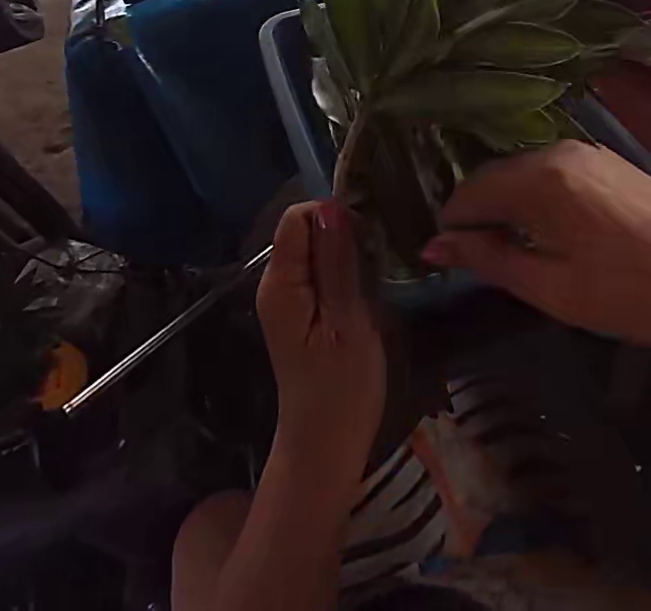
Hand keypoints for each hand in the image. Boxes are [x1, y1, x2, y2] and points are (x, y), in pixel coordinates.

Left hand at [256, 201, 384, 444]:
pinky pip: (318, 273)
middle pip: (304, 232)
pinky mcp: (299, 310)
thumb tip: (331, 208)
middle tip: (375, 262)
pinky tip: (362, 295)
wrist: (326, 444)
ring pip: (314, 251)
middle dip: (340, 236)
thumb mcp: (347, 321)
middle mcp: (275, 282)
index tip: (366, 238)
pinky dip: (341, 274)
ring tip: (372, 280)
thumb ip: (337, 263)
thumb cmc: (342, 388)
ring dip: (344, 256)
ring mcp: (286, 297)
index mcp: (280, 282)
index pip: (296, 218)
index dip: (331, 216)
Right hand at [423, 141, 650, 357]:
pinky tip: (552, 237)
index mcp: (537, 177)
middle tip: (484, 266)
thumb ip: (488, 261)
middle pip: (488, 180)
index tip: (452, 266)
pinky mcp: (607, 162)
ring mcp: (584, 152)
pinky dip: (533, 203)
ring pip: (517, 178)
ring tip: (518, 256)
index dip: (452, 233)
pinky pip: (546, 176)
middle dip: (476, 219)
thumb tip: (431, 246)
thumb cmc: (645, 294)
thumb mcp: (555, 289)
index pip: (464, 196)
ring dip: (505, 212)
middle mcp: (554, 151)